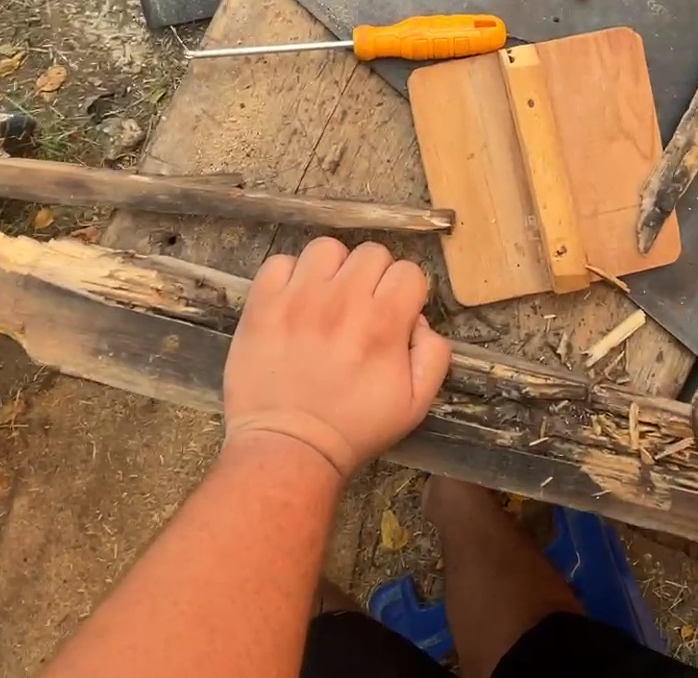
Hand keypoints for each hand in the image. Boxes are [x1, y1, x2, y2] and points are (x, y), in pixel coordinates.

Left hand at [222, 238, 452, 480]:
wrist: (288, 449)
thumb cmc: (355, 428)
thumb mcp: (416, 404)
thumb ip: (434, 354)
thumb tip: (419, 321)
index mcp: (383, 322)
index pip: (409, 270)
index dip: (406, 292)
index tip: (395, 315)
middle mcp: (343, 300)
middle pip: (372, 253)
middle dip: (374, 278)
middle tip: (362, 308)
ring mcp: (299, 298)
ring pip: (327, 248)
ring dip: (332, 269)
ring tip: (326, 298)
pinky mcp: (263, 304)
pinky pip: (280, 262)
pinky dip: (289, 276)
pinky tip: (294, 301)